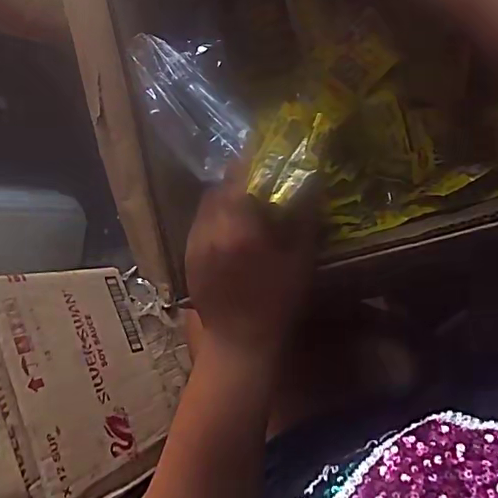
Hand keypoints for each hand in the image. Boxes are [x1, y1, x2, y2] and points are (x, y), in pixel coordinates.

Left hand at [184, 172, 318, 364]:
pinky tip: (234, 228)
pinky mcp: (188, 255)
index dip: (254, 161)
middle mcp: (210, 227)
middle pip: (221, 186)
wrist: (239, 342)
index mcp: (239, 225)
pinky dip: (217, 216)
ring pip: (208, 203)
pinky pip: (202, 222)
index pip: (241, 175)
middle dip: (240, 178)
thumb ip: (303, 215)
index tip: (269, 155)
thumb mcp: (300, 257)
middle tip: (261, 179)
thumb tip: (310, 182)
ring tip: (247, 202)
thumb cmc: (277, 300)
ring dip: (227, 196)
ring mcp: (194, 241)